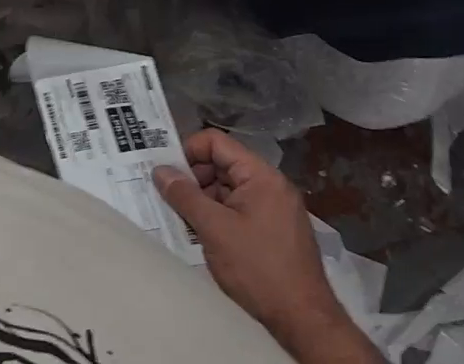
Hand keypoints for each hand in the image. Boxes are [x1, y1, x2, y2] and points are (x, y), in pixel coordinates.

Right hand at [153, 131, 367, 358]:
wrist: (304, 320)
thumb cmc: (258, 268)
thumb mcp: (214, 229)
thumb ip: (184, 195)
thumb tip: (159, 170)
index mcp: (261, 177)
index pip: (216, 142)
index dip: (188, 151)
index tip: (167, 173)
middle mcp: (271, 186)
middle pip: (221, 164)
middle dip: (193, 179)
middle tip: (169, 199)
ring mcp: (275, 209)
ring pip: (227, 190)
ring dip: (203, 201)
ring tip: (183, 220)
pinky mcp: (274, 230)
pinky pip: (238, 210)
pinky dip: (218, 217)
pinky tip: (203, 236)